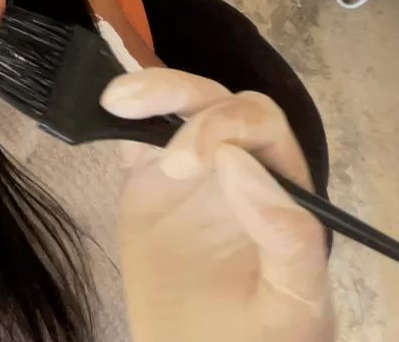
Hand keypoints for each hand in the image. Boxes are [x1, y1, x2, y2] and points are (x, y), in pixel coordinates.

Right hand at [102, 68, 332, 341]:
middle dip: (182, 100)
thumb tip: (240, 163)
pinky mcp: (147, 175)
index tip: (188, 163)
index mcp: (282, 189)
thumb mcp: (293, 307)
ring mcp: (191, 168)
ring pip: (177, 103)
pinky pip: (136, 129)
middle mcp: (239, 166)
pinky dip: (120, 111)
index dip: (226, 128)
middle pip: (216, 101)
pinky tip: (105, 106)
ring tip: (115, 101)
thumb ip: (287, 238)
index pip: (261, 127)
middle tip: (152, 140)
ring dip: (150, 90)